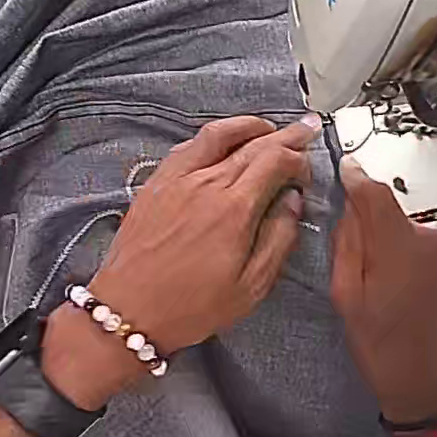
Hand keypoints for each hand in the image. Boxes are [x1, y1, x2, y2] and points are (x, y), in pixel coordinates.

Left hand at [85, 113, 317, 355]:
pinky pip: (187, 146)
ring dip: (247, 126)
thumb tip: (293, 203)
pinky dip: (211, 137)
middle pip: (253, 143)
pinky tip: (221, 142)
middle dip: (284, 135)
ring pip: (218, 135)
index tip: (306, 171)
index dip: (298, 159)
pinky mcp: (156, 184)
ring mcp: (177, 180)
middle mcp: (206, 184)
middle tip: (304, 129)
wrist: (130, 310)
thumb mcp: (251, 286)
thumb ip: (278, 239)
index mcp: (234, 209)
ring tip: (267, 127)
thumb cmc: (190, 306)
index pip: (275, 161)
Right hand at [331, 157, 436, 424]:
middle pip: (398, 214)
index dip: (357, 178)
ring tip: (405, 292)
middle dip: (383, 233)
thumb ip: (346, 243)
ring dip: (411, 250)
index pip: (374, 191)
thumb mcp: (346, 297)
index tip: (349, 170)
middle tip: (376, 273)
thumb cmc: (392, 352)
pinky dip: (433, 262)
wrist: (435, 387)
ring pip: (422, 232)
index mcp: (398, 248)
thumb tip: (350, 210)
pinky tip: (425, 294)